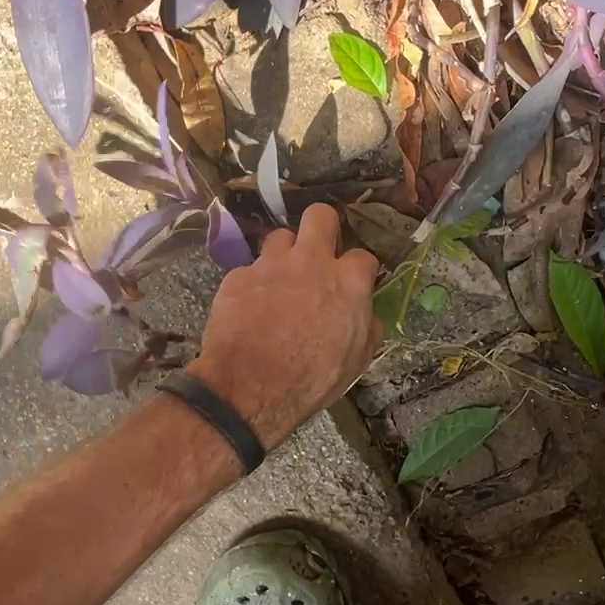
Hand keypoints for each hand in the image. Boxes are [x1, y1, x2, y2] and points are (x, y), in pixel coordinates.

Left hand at [186, 203, 381, 446]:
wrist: (251, 389)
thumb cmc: (312, 379)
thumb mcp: (357, 361)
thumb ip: (367, 327)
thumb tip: (367, 316)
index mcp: (347, 281)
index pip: (364, 255)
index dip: (359, 270)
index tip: (354, 283)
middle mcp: (311, 261)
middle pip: (320, 215)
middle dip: (323, 227)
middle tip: (319, 250)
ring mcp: (270, 264)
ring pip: (280, 237)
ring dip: (284, 255)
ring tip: (281, 279)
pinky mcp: (237, 276)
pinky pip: (250, 269)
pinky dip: (254, 283)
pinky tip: (251, 307)